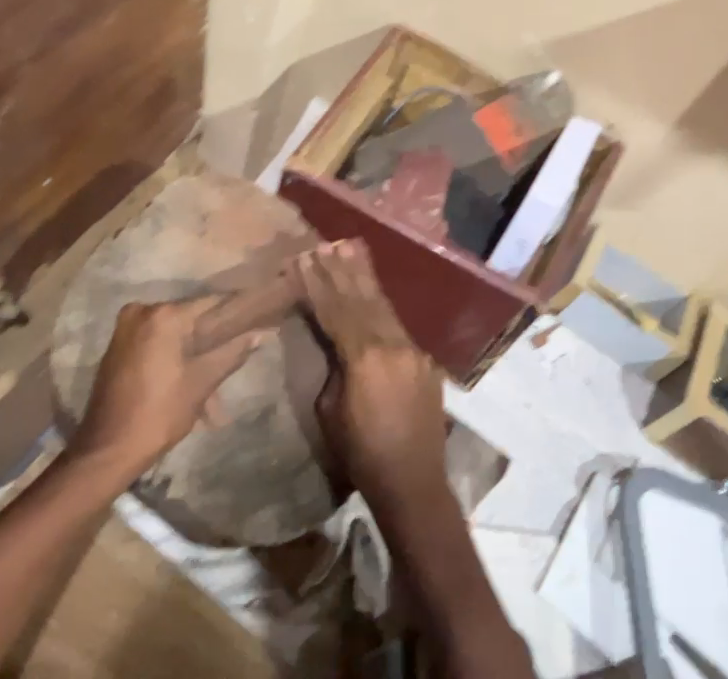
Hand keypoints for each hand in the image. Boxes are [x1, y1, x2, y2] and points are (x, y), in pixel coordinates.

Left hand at [69, 297, 268, 479]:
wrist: (108, 447)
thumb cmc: (159, 413)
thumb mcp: (201, 383)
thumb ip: (231, 353)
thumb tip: (259, 334)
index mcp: (163, 315)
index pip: (210, 303)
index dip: (235, 314)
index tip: (257, 321)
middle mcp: (141, 311)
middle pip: (190, 319)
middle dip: (213, 343)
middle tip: (236, 362)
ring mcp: (126, 328)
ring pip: (173, 336)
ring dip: (194, 359)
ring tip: (212, 397)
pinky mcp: (118, 346)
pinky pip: (155, 344)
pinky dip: (173, 360)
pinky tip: (190, 387)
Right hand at [296, 240, 448, 508]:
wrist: (413, 483)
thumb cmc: (360, 453)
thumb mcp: (329, 409)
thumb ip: (333, 367)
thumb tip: (334, 343)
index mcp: (364, 357)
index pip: (335, 310)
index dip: (317, 285)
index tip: (303, 260)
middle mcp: (393, 345)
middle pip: (362, 299)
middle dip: (341, 271)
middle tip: (326, 244)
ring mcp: (413, 351)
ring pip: (383, 307)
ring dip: (364, 279)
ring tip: (350, 251)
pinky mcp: (424, 362)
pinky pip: (397, 326)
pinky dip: (381, 305)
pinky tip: (373, 292)